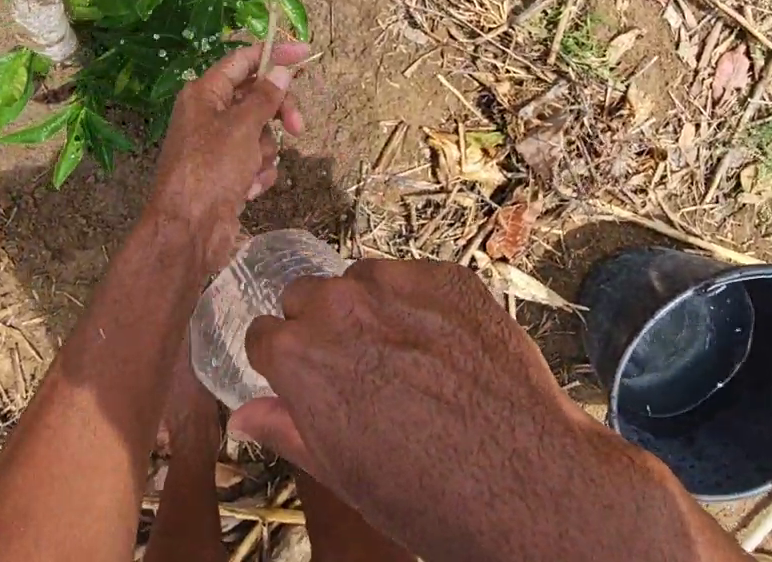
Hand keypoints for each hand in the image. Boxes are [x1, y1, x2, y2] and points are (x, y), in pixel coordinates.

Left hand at [146, 41, 308, 266]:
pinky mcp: (226, 173)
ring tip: (251, 170)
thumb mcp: (242, 127)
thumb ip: (265, 96)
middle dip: (278, 114)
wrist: (189, 230)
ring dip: (265, 152)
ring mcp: (217, 145)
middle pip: (256, 98)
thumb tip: (281, 69)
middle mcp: (208, 114)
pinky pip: (255, 160)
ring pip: (260, 133)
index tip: (305, 53)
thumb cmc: (210, 169)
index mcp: (204, 94)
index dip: (274, 54)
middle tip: (299, 127)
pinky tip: (248, 190)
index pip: (243, 61)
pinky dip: (257, 173)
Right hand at [228, 261, 732, 561]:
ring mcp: (396, 284)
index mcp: (300, 354)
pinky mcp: (446, 275)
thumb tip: (242, 414)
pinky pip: (411, 275)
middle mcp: (339, 305)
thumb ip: (285, 429)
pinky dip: (416, 300)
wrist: (529, 483)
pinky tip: (442, 343)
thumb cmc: (427, 495)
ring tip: (404, 354)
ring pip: (357, 279)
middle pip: (305, 296)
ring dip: (367, 307)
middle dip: (319, 325)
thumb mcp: (341, 474)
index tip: (303, 379)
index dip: (281, 361)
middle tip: (356, 367)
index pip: (263, 333)